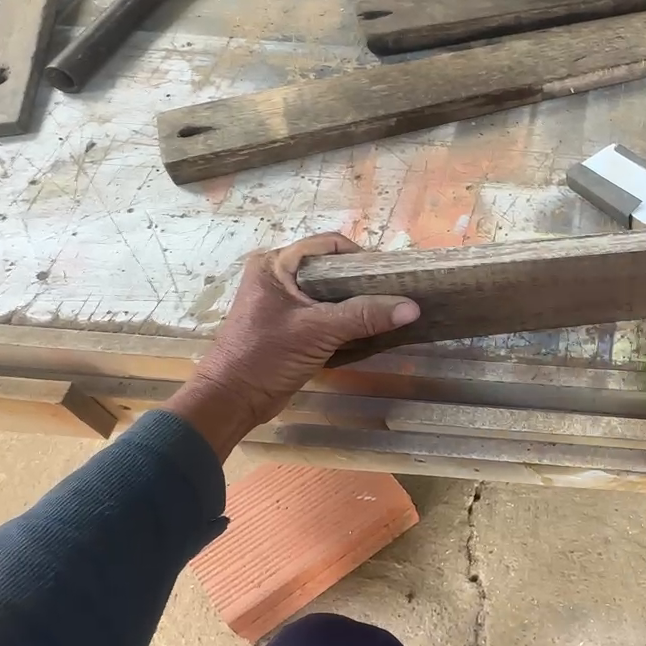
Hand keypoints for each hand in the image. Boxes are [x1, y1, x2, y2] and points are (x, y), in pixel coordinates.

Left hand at [163, 234, 418, 458]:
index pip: (329, 246)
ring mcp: (284, 302)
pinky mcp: (290, 325)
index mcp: (276, 265)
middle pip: (332, 268)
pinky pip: (326, 312)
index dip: (361, 258)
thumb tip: (412, 307)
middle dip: (363, 282)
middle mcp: (279, 276)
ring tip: (386, 312)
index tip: (388, 279)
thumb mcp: (318, 331)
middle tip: (393, 296)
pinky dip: (347, 319)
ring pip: (331, 292)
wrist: (233, 399)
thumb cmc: (266, 356)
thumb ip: (364, 316)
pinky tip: (368, 330)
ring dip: (357, 303)